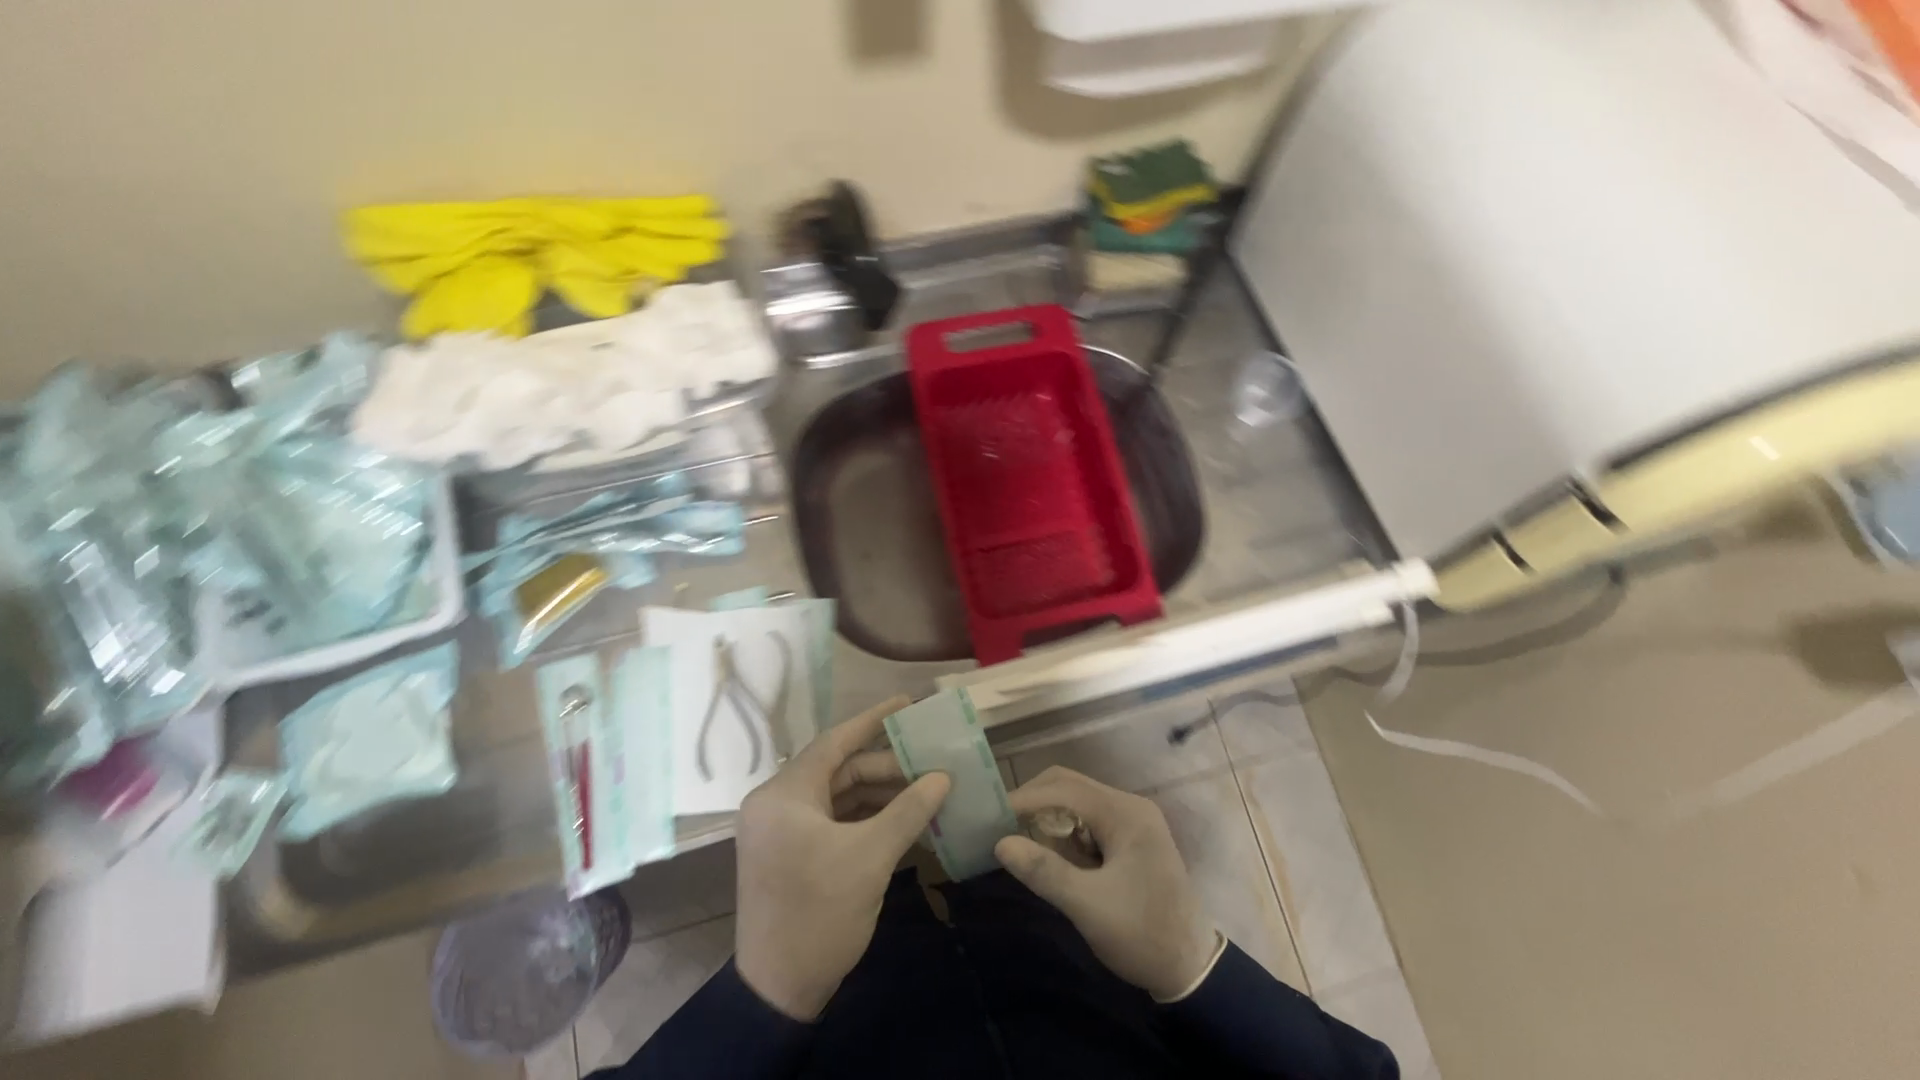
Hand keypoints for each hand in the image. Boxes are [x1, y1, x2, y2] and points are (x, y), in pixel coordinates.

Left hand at [733, 695, 951, 1019]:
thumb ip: (908, 810)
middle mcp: (774, 804)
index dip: (873, 721)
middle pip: (837, 770)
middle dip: (885, 767)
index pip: (833, 742)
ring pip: (836, 797)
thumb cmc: (820, 914)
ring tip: (924, 791)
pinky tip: (901, 821)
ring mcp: (779, 831)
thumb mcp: (871, 858)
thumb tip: (943, 777)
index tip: (907, 703)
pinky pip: (830, 822)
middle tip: (931, 763)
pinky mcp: (787, 854)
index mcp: (783, 795)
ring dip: (878, 795)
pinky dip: (864, 819)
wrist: (779, 989)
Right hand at [995, 766, 1220, 1001]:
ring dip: (1048, 818)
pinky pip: (1088, 822)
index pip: (1064, 789)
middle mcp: (1130, 807)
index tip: (989, 816)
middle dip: (1033, 803)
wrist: (1191, 970)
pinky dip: (1064, 833)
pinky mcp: (1130, 841)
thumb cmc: (1142, 935)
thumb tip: (1000, 843)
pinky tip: (1051, 856)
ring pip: (1077, 803)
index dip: (1024, 799)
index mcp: (1125, 814)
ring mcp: (1133, 823)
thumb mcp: (1088, 906)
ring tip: (1020, 841)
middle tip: (999, 826)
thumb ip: (1044, 872)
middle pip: (1070, 787)